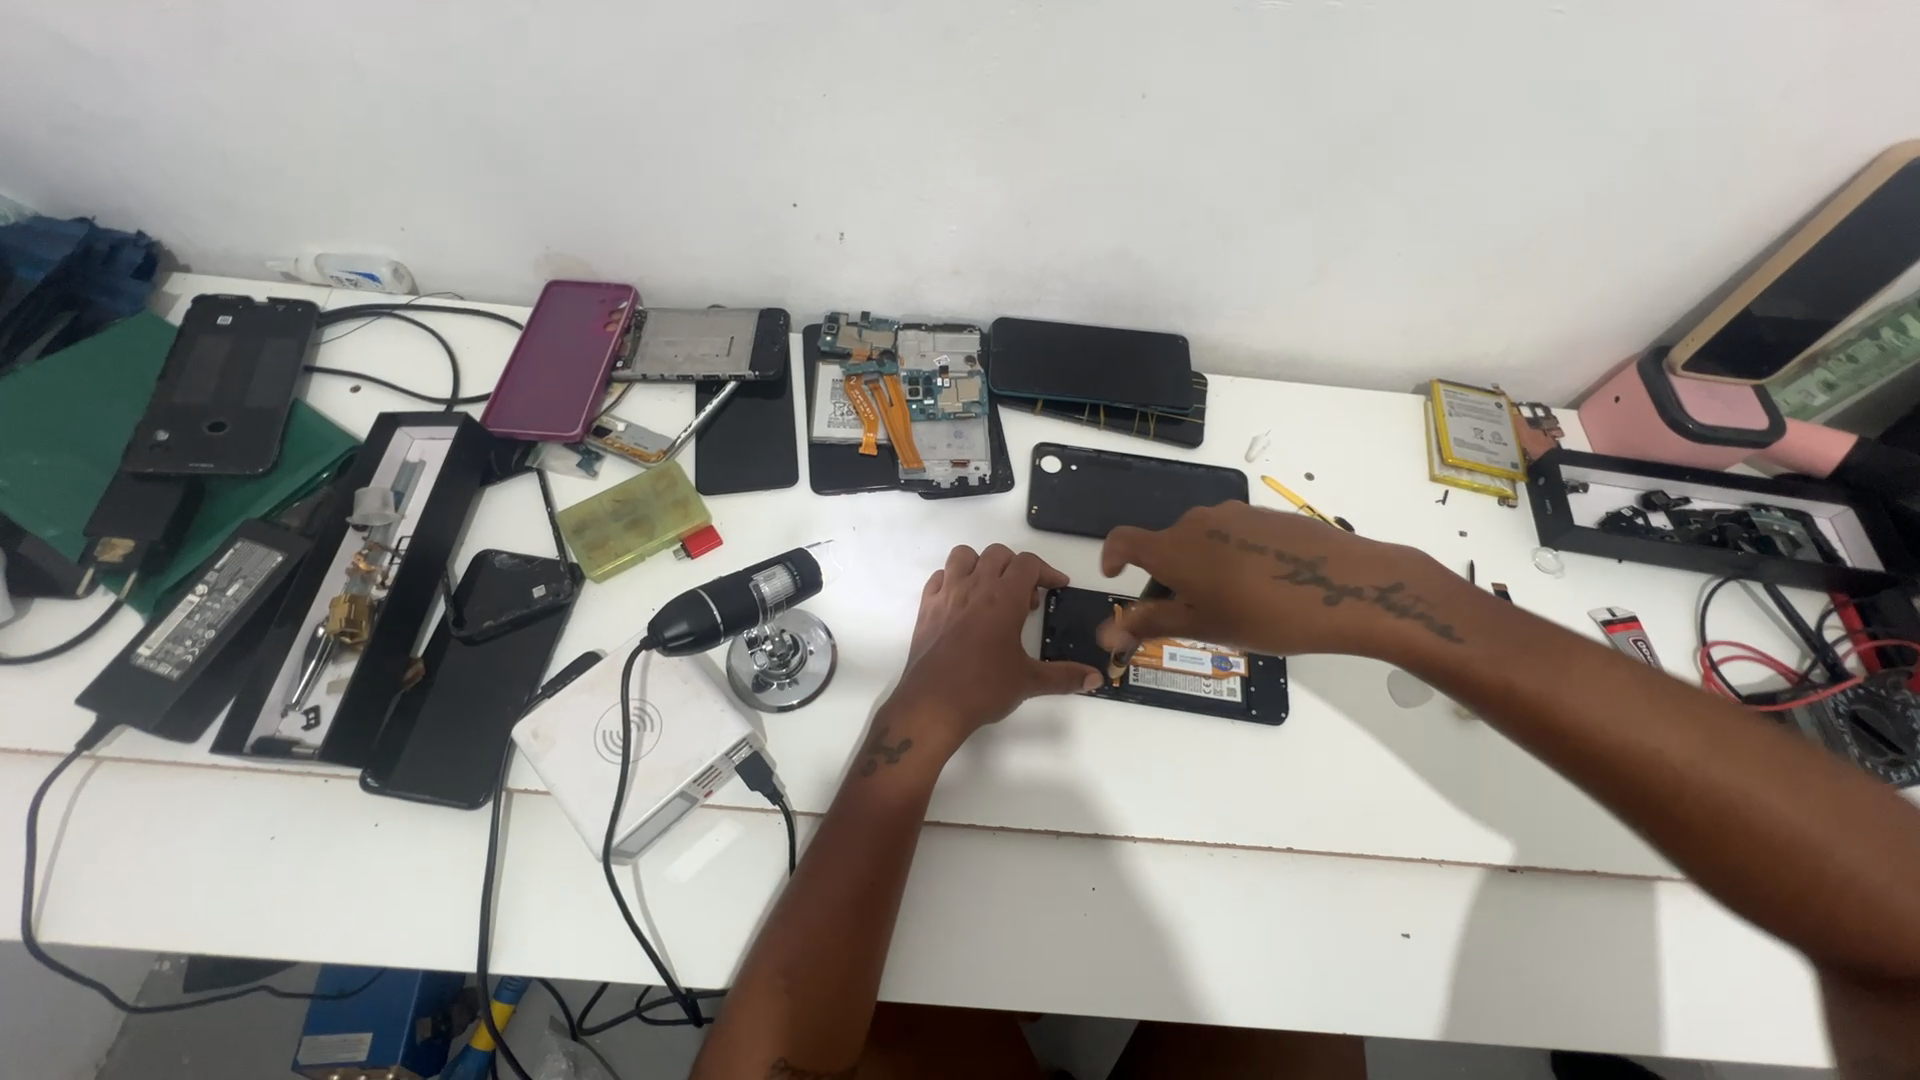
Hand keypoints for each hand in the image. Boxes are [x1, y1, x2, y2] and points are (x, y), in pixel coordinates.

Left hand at [879, 545, 1103, 758]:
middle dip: (1016, 568)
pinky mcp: (926, 607)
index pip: (1028, 563)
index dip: (1047, 571)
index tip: (1057, 587)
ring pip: (963, 556)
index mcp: (1004, 598)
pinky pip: (939, 577)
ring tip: (991, 592)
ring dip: (981, 565)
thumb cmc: (985, 688)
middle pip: (998, 554)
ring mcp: (946, 595)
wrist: (933, 703)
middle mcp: (975, 587)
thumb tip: (1096, 680)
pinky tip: (962, 602)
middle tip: (1024, 600)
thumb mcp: (1030, 681)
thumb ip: (1065, 676)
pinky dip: (953, 580)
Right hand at [1097, 502, 1473, 661]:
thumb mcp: (1204, 626)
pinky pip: (1233, 536)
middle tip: (1190, 616)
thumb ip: (1150, 623)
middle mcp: (1199, 521)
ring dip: (1201, 569)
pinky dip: (1231, 560)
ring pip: (1202, 542)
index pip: (1123, 540)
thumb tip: (1104, 631)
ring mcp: (1237, 514)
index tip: (1115, 578)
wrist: (1352, 588)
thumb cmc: (1267, 614)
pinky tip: (1262, 589)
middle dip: (1166, 578)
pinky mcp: (1268, 517)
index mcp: (1173, 548)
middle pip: (1165, 546)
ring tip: (1232, 607)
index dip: (1111, 557)